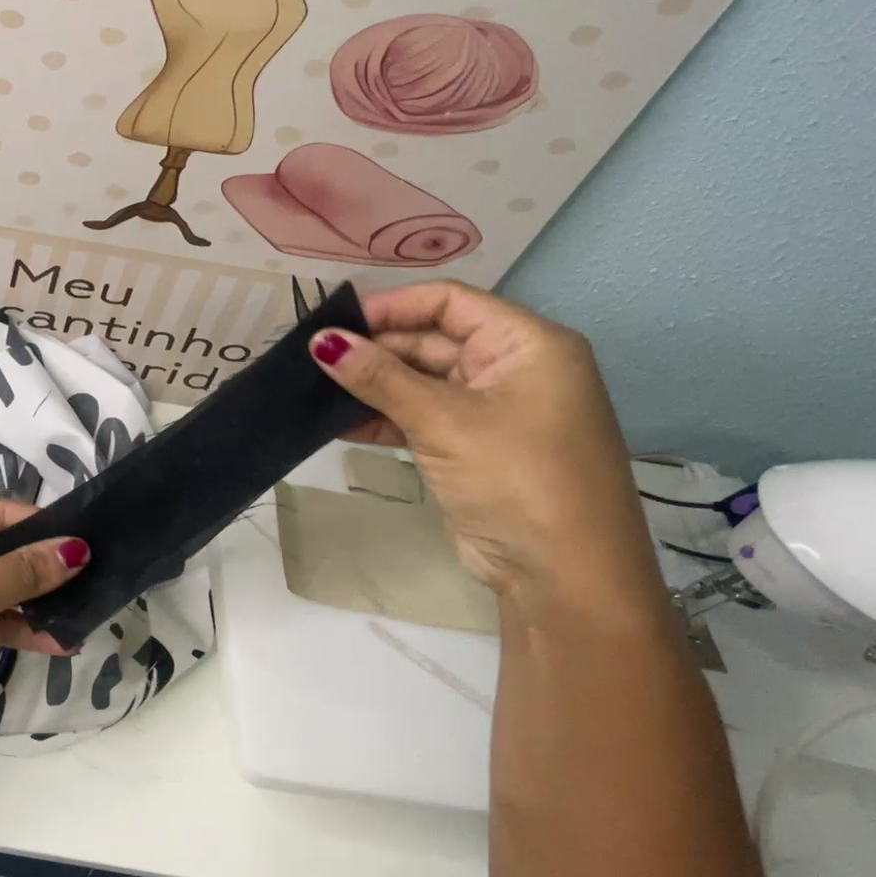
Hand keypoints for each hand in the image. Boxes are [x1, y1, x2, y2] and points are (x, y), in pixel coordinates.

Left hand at [0, 500, 88, 755]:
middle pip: (2, 549)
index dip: (44, 526)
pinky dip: (20, 629)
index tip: (94, 541)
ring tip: (86, 616)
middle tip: (100, 580)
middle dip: (46, 567)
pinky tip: (59, 644)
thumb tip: (76, 548)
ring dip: (38, 603)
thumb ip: (24, 571)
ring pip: (1, 588)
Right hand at [308, 281, 654, 605]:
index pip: (449, 302)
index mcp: (527, 344)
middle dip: (373, 349)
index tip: (333, 322)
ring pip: (420, 380)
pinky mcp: (472, 446)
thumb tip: (321, 341)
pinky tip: (339, 423)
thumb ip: (379, 378)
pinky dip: (383, 417)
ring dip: (371, 385)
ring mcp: (492, 410)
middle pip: (431, 340)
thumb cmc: (516, 478)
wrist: (563, 574)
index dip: (390, 306)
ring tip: (314, 388)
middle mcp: (513, 368)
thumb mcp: (443, 420)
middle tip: (311, 358)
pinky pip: (420, 416)